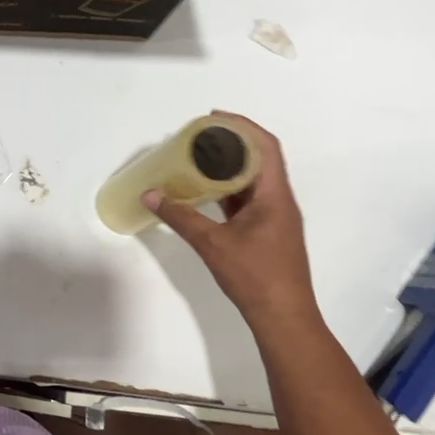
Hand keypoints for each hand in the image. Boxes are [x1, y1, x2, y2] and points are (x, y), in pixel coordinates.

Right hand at [143, 113, 317, 327]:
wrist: (283, 316)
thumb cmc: (255, 276)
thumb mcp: (212, 244)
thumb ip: (180, 217)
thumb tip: (150, 195)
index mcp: (275, 196)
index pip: (265, 147)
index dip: (241, 126)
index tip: (212, 118)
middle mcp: (280, 200)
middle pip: (260, 159)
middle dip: (231, 142)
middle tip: (197, 136)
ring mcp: (275, 216)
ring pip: (253, 179)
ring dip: (229, 165)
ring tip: (197, 157)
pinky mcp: (267, 231)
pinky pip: (247, 198)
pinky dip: (227, 188)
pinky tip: (204, 189)